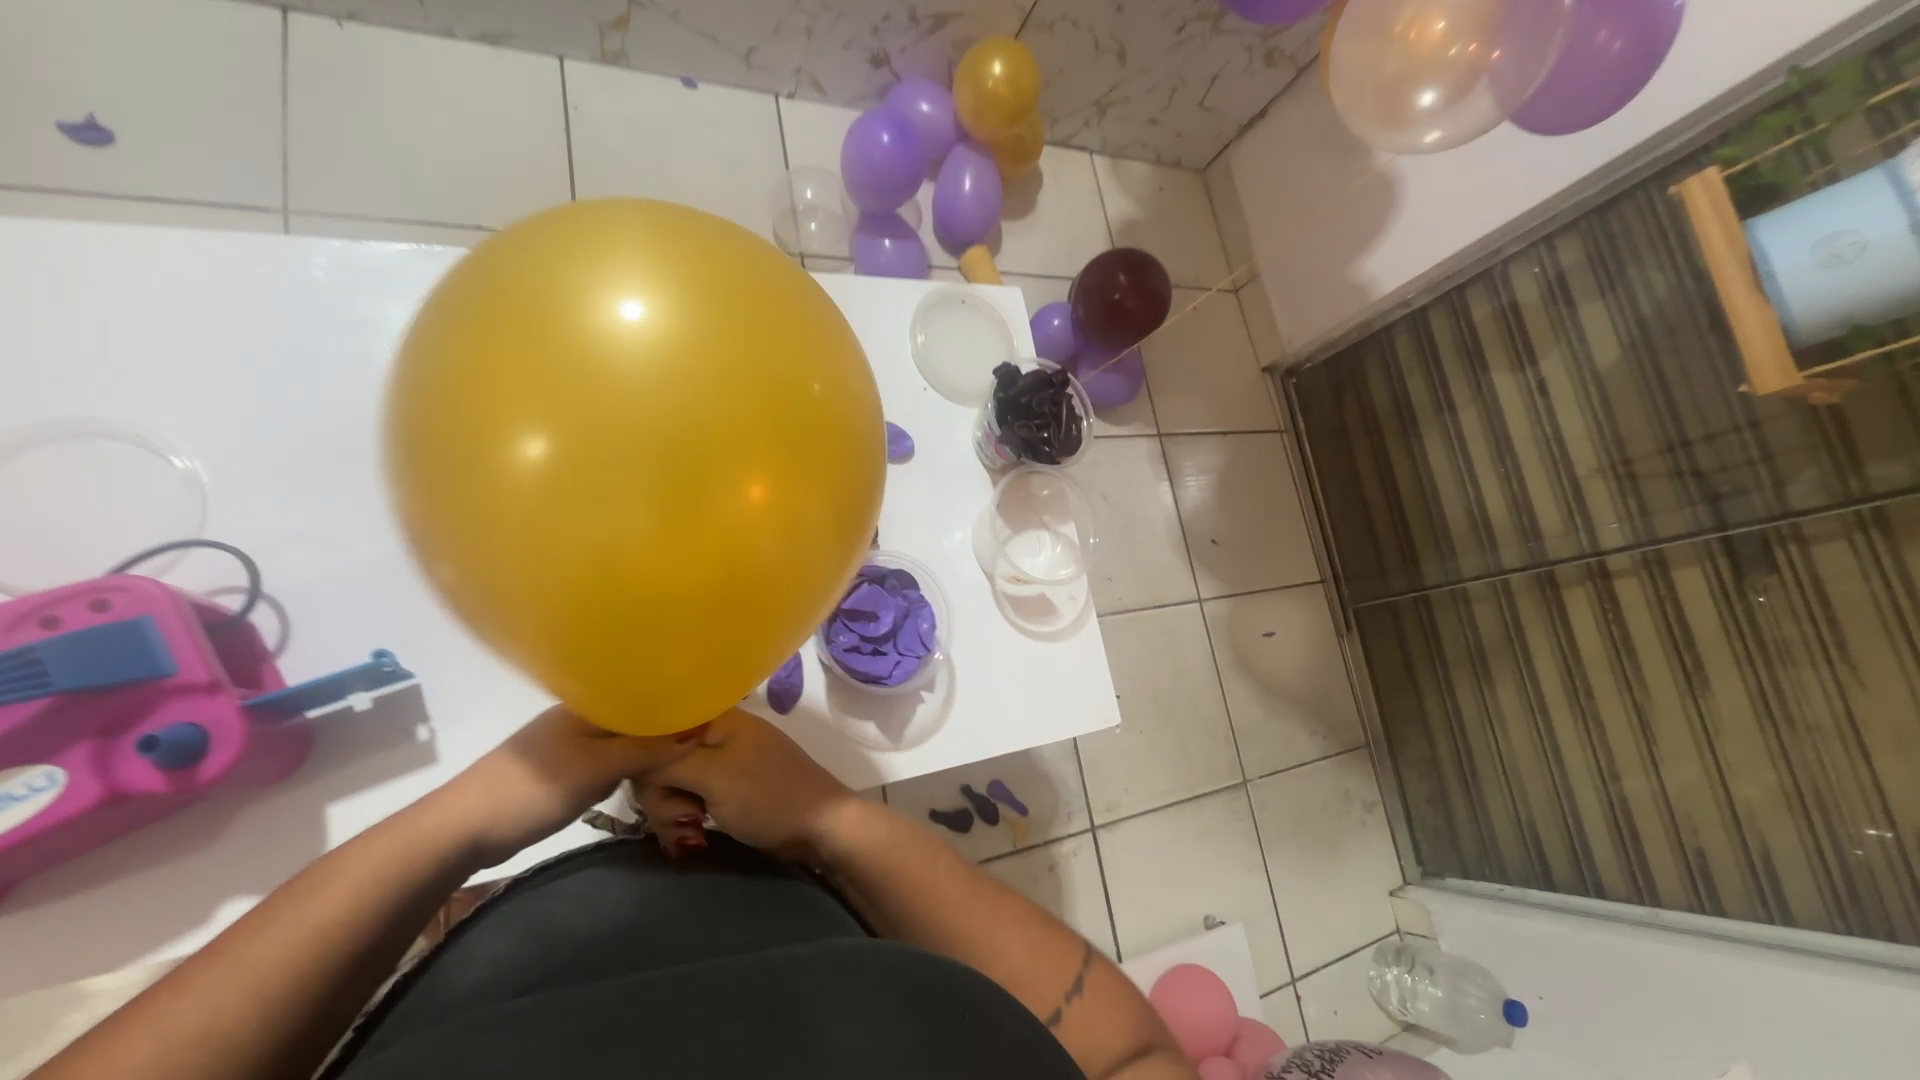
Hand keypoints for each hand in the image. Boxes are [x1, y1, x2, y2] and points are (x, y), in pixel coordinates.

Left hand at [434, 706, 696, 866]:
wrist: (462, 830)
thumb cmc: (532, 790)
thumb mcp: (598, 769)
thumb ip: (647, 750)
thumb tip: (698, 731)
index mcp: (587, 706)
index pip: (643, 693)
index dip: (677, 700)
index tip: (714, 711)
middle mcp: (580, 718)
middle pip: (636, 715)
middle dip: (669, 724)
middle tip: (710, 736)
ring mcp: (570, 744)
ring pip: (623, 739)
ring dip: (651, 746)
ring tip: (691, 753)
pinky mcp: (564, 770)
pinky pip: (610, 759)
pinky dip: (631, 764)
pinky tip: (649, 774)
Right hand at [641, 709, 856, 858]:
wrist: (821, 828)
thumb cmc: (768, 796)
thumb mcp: (712, 777)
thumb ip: (665, 762)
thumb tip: (628, 753)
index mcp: (715, 718)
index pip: (655, 726)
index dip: (642, 758)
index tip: (647, 786)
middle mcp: (715, 735)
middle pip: (659, 760)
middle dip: (662, 796)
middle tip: (684, 818)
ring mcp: (722, 764)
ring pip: (672, 784)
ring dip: (672, 814)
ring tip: (691, 833)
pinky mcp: (726, 790)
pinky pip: (690, 799)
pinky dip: (687, 820)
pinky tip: (692, 838)